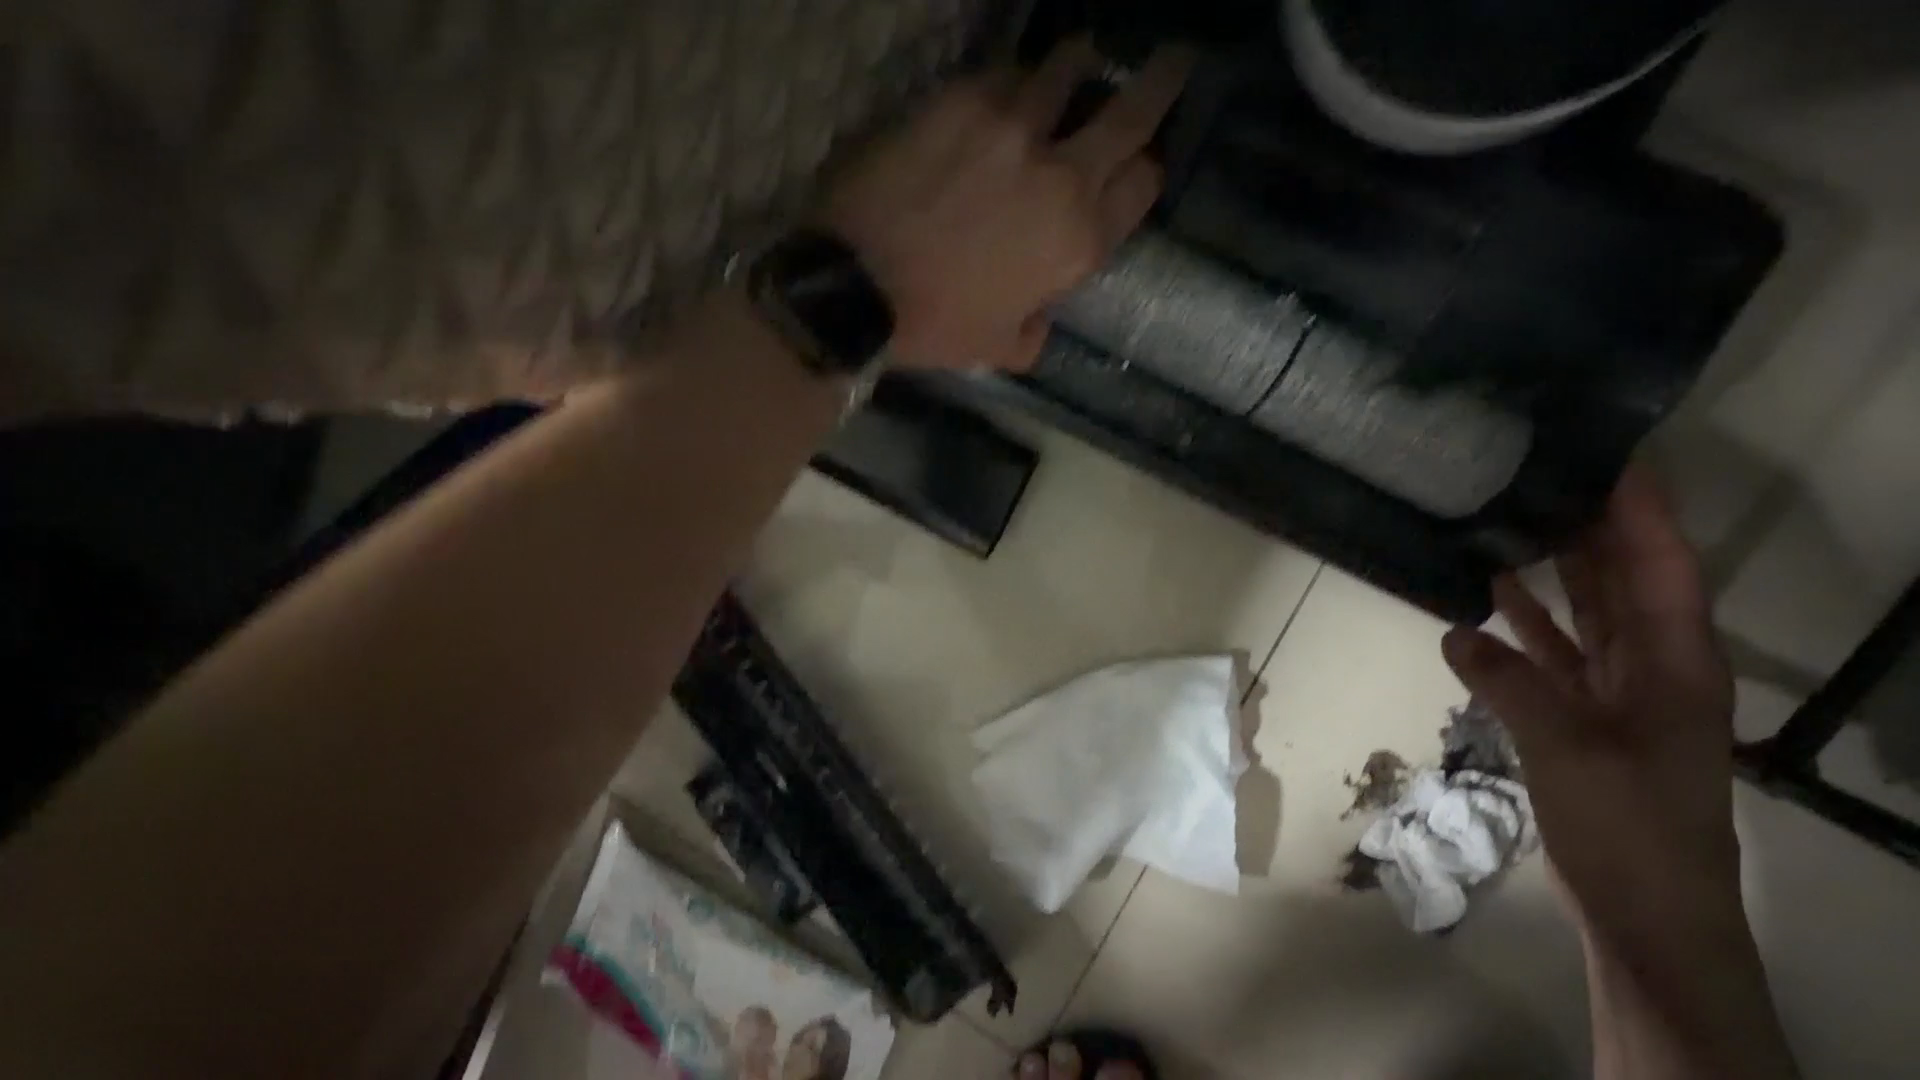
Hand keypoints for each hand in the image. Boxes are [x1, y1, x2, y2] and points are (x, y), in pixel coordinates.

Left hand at [824, 39, 1192, 371]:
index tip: (1137, 163)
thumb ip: (1033, 331)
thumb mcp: (997, 348)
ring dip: (1078, 70)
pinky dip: (1011, 82)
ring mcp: (1015, 128)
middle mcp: (1063, 175)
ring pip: (1070, 72)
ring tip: (1076, 66)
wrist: (854, 286)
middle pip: (1132, 113)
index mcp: (1079, 241)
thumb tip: (1038, 319)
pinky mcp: (962, 99)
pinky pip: (1004, 74)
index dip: (1143, 172)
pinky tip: (1001, 93)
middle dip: (1160, 83)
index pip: (1142, 185)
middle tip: (1172, 62)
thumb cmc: (932, 326)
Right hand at [1441, 466, 1740, 933]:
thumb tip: (1455, 630)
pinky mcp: (1583, 720)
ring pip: (1587, 616)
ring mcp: (1618, 694)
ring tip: (1507, 523)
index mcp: (1675, 661)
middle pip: (1625, 581)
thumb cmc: (1628, 824)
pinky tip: (1486, 603)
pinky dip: (1524, 629)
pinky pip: (1554, 657)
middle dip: (1591, 529)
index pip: (1661, 564)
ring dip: (1554, 573)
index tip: (1605, 455)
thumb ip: (1509, 682)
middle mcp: (1654, 666)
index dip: (1639, 509)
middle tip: (1538, 476)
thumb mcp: (1567, 747)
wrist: (1646, 911)